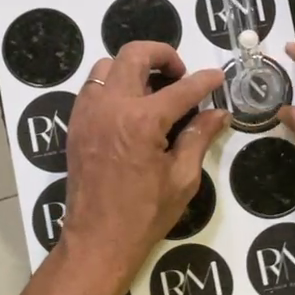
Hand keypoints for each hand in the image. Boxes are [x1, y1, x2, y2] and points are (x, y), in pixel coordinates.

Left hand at [58, 41, 227, 289]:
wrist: (97, 240)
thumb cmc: (144, 215)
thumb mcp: (182, 178)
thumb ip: (198, 137)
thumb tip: (219, 113)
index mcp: (142, 121)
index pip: (181, 88)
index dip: (204, 81)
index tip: (217, 78)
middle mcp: (111, 106)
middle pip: (135, 54)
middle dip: (163, 56)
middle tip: (179, 76)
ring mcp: (88, 112)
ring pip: (108, 65)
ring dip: (133, 68)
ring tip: (153, 91)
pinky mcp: (75, 124)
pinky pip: (93, 87)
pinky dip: (113, 85)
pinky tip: (130, 108)